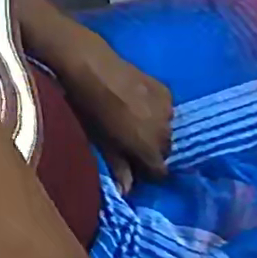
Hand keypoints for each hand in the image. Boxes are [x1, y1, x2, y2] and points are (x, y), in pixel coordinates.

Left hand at [62, 39, 172, 180]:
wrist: (91, 66)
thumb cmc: (86, 106)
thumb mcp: (97, 138)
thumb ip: (116, 164)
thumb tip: (127, 191)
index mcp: (149, 146)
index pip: (159, 171)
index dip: (146, 172)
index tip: (134, 169)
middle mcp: (166, 131)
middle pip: (163, 151)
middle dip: (149, 151)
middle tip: (127, 143)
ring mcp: (169, 109)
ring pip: (166, 130)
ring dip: (153, 130)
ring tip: (129, 121)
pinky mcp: (166, 90)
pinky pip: (165, 109)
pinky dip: (154, 111)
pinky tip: (134, 103)